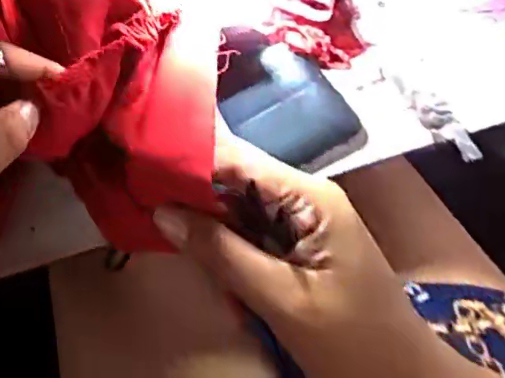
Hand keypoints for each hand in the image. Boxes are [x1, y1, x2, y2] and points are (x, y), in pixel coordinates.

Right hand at [152, 138, 458, 377]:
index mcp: (308, 194)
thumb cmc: (357, 346)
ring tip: (229, 298)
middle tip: (179, 246)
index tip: (146, 169)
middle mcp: (304, 194)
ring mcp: (304, 219)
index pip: (236, 158)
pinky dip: (239, 265)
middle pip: (233, 183)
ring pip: (238, 213)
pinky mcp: (302, 244)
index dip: (191, 160)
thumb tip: (161, 211)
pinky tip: (243, 303)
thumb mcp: (283, 302)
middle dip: (206, 217)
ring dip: (222, 250)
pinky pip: (253, 237)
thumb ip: (220, 253)